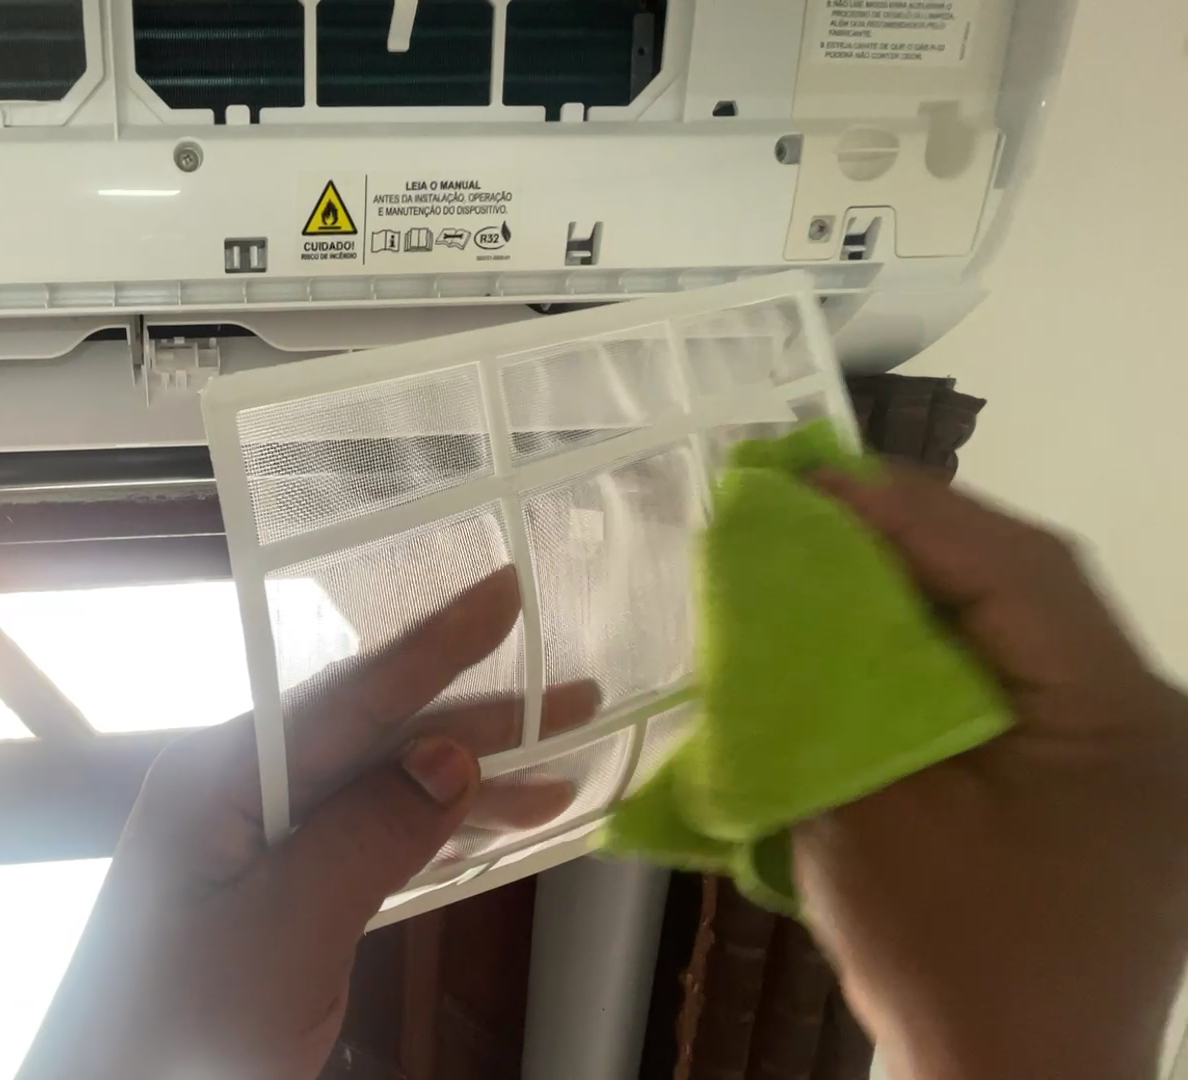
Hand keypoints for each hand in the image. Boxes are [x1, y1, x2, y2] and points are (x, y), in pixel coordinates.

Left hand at [17, 569, 600, 1079]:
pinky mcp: (269, 874)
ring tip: (555, 779)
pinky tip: (479, 827)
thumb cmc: (183, 1025)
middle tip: (573, 698)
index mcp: (224, 770)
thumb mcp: (285, 931)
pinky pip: (358, 831)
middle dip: (474, 719)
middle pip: (370, 734)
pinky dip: (423, 831)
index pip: (348, 695)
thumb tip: (451, 754)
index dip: (435, 646)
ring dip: (462, 782)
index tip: (504, 592)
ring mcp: (253, 828)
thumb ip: (367, 834)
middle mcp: (238, 780)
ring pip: (373, 785)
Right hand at [797, 467, 1187, 1079]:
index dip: (914, 513)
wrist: (1000, 1066)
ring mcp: (1113, 745)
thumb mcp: (867, 805)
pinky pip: (994, 662)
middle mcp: (1143, 720)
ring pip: (1013, 616)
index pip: (1024, 576)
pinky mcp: (1069, 765)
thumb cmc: (940, 943)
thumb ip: (824, 692)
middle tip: (813, 488)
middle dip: (917, 523)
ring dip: (918, 566)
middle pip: (1028, 583)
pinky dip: (921, 621)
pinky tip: (860, 609)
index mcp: (1123, 726)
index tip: (815, 478)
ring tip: (829, 528)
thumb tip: (770, 600)